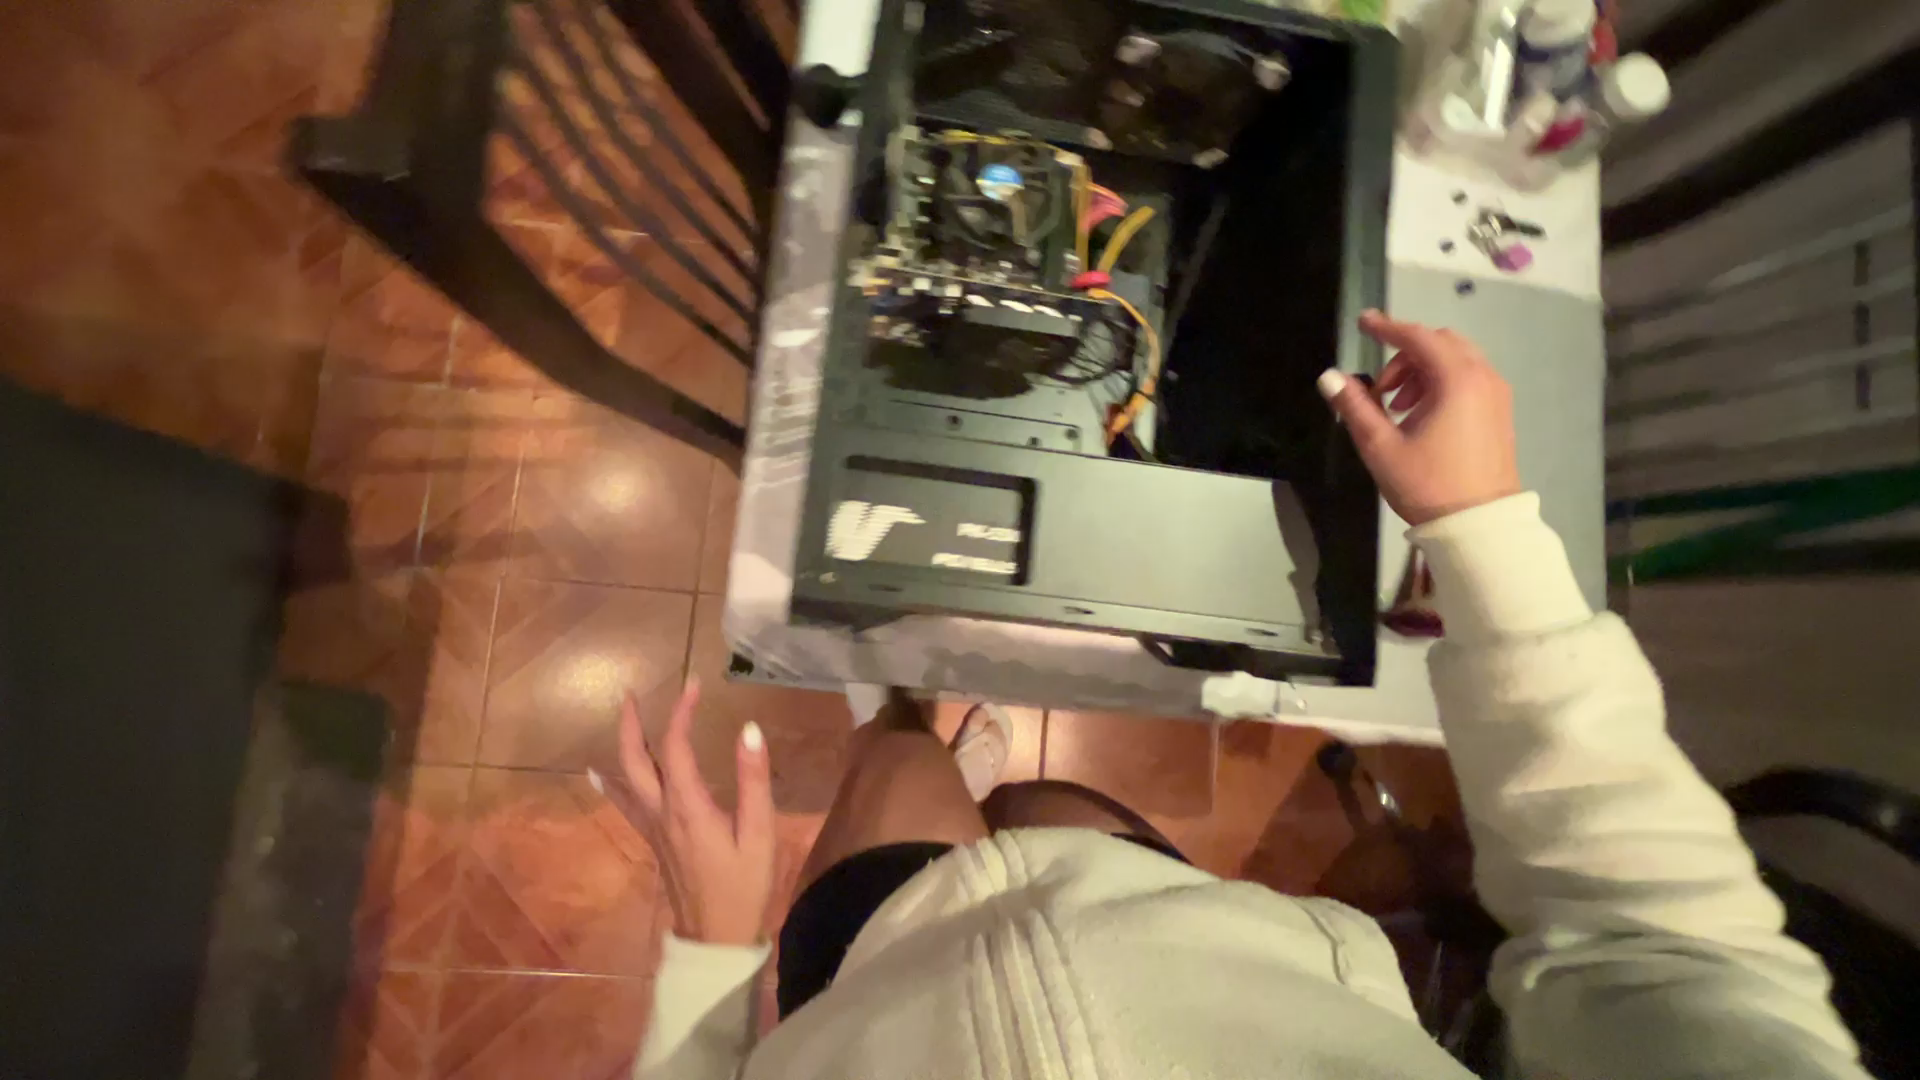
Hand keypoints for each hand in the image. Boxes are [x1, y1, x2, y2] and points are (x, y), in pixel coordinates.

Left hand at [611, 678, 774, 946]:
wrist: (716, 939)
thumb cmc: (743, 885)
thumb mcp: (759, 831)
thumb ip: (753, 779)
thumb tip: (748, 729)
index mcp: (687, 805)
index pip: (676, 746)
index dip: (681, 712)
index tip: (693, 684)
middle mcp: (662, 812)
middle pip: (634, 762)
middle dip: (631, 725)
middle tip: (630, 695)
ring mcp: (654, 829)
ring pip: (627, 781)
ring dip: (624, 746)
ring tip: (624, 720)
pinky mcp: (656, 842)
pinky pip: (627, 804)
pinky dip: (613, 782)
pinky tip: (601, 775)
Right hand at [1319, 310, 1521, 525]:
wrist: (1477, 523)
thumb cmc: (1425, 483)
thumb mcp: (1380, 446)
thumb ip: (1354, 406)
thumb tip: (1329, 377)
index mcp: (1456, 381)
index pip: (1417, 338)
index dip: (1386, 327)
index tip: (1363, 322)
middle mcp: (1482, 377)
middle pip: (1440, 343)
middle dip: (1405, 354)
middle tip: (1379, 388)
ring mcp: (1495, 394)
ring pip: (1455, 360)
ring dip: (1421, 370)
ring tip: (1395, 407)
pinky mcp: (1498, 411)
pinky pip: (1467, 377)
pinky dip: (1439, 382)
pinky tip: (1419, 415)